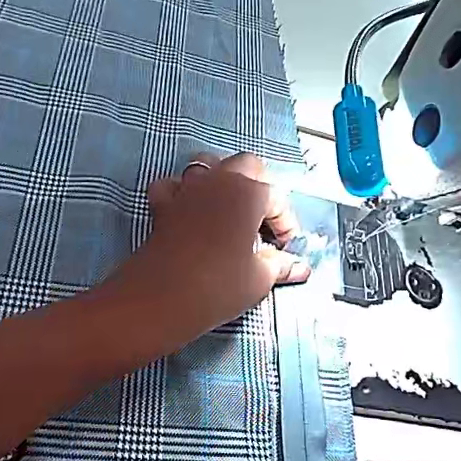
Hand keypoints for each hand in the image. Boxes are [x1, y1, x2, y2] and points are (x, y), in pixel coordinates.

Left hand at [96, 151, 309, 352]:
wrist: (162, 295)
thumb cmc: (218, 284)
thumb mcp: (258, 278)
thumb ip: (279, 265)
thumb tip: (298, 266)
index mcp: (248, 192)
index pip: (277, 197)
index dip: (285, 222)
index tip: (284, 247)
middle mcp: (217, 181)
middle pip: (245, 165)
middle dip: (259, 186)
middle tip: (263, 220)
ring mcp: (187, 189)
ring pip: (208, 165)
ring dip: (222, 180)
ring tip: (230, 209)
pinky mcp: (162, 204)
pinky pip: (173, 185)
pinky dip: (182, 192)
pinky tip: (190, 211)